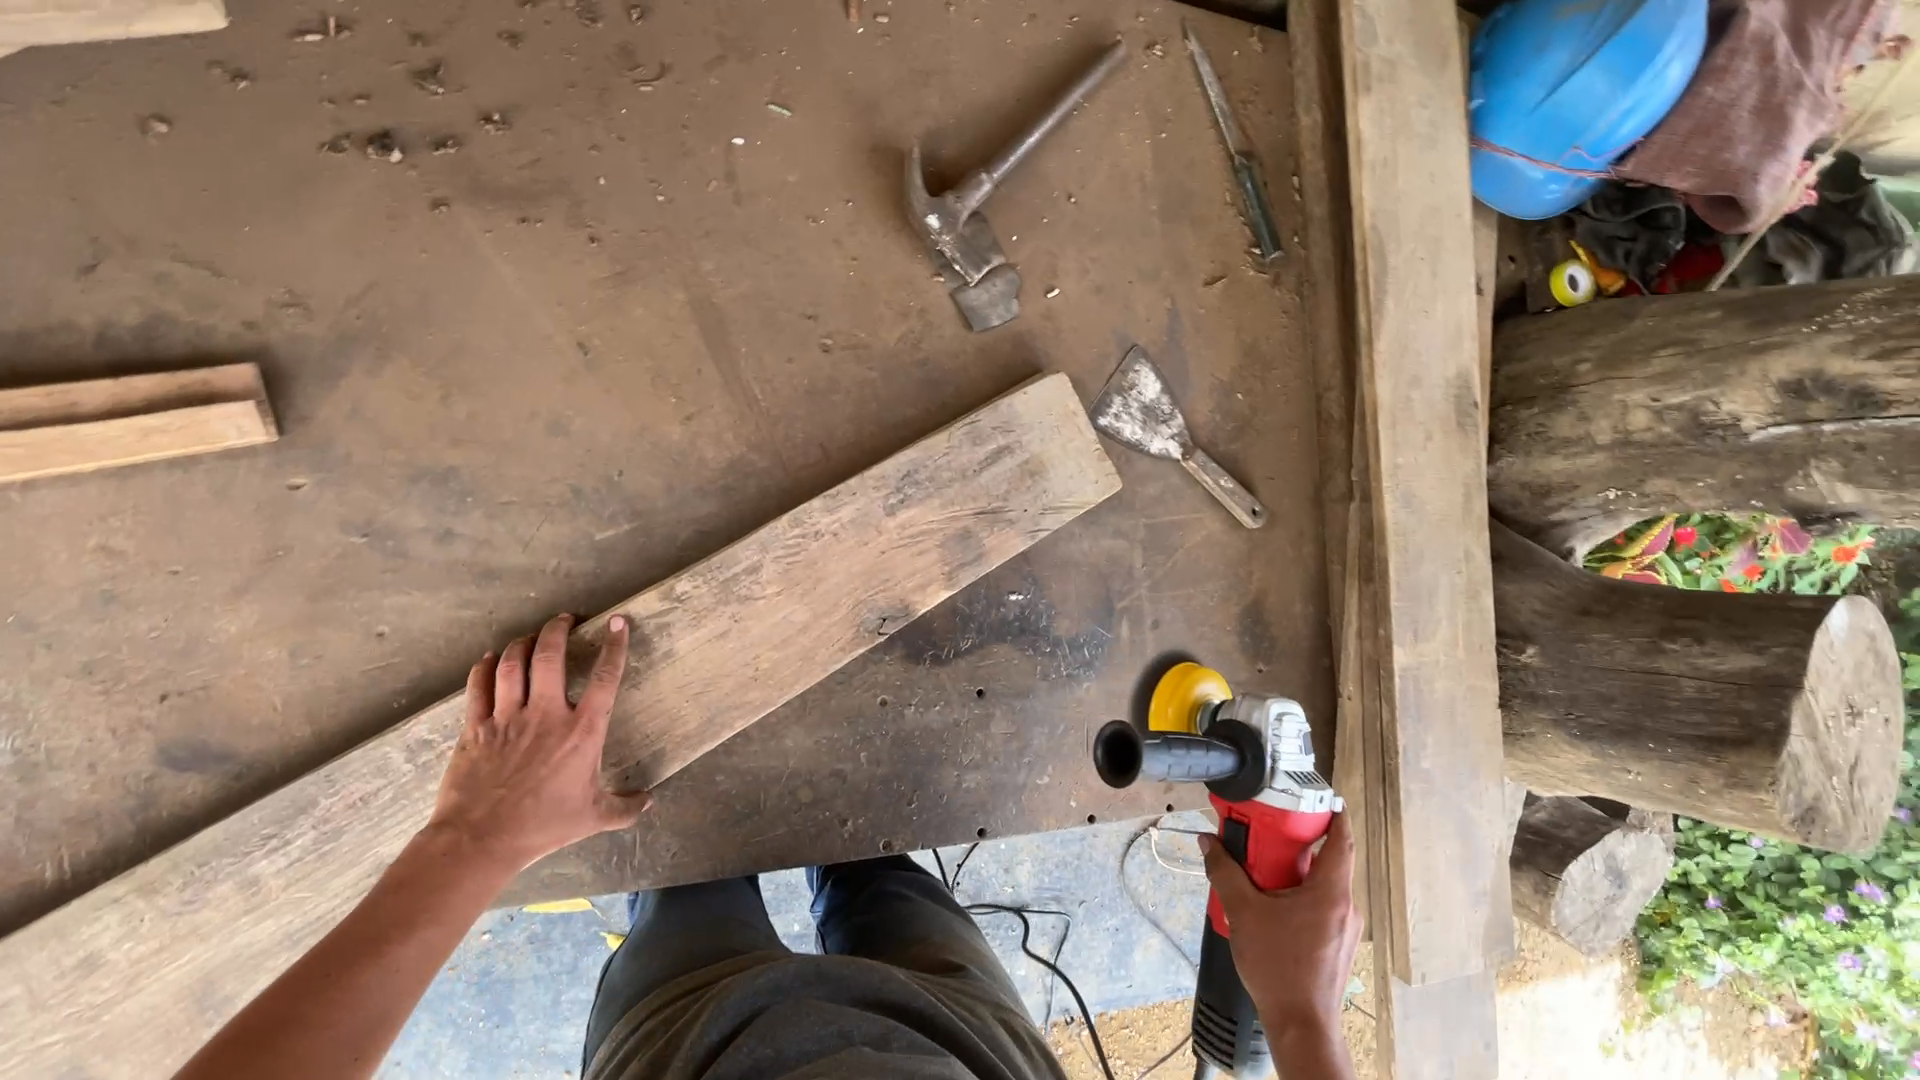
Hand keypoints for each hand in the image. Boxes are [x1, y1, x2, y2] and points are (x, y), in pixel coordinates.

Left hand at [425, 613, 651, 870]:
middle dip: (559, 629)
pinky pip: (479, 686)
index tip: (617, 623)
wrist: (481, 840)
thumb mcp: (594, 817)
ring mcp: (508, 718)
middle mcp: (546, 714)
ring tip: (532, 635)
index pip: (605, 677)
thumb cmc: (543, 827)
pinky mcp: (476, 727)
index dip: (614, 645)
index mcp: (582, 731)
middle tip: (565, 619)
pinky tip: (490, 658)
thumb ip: (626, 806)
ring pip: (514, 664)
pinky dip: (484, 666)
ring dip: (523, 643)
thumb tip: (650, 800)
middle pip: (552, 656)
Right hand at [1199, 812, 1360, 1039]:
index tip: (1319, 796)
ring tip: (1261, 871)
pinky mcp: (1337, 946)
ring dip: (1295, 873)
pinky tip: (1270, 906)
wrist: (1301, 1026)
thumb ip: (1224, 872)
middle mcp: (1346, 907)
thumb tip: (1207, 842)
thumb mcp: (1243, 912)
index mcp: (1331, 892)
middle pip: (1328, 861)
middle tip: (1268, 833)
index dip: (1334, 814)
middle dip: (1298, 845)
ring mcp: (1345, 929)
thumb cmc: (1277, 967)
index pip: (1342, 839)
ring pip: (1322, 887)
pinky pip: (1320, 908)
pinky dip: (1298, 896)